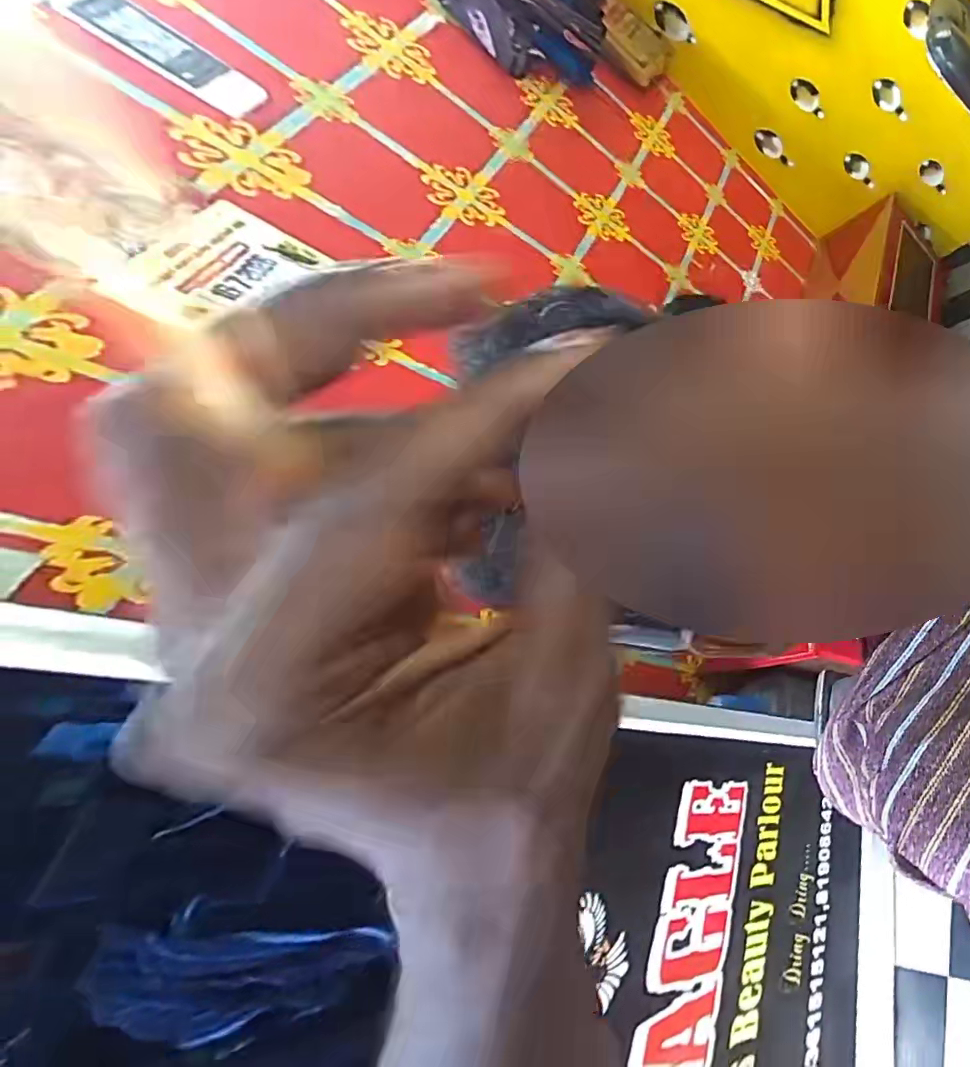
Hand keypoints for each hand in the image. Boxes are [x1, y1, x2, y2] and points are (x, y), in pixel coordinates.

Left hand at [90, 262, 616, 897]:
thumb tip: (603, 423)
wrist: (470, 865)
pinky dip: (404, 458)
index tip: (579, 362)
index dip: (487, 418)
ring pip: (227, 441)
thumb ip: (575, 538)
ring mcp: (196, 623)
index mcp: (266, 693)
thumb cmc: (522, 793)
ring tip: (521, 434)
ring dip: (388, 403)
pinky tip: (494, 488)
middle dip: (328, 328)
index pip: (367, 502)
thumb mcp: (568, 670)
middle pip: (185, 422)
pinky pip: (299, 486)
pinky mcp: (243, 606)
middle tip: (465, 287)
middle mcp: (187, 647)